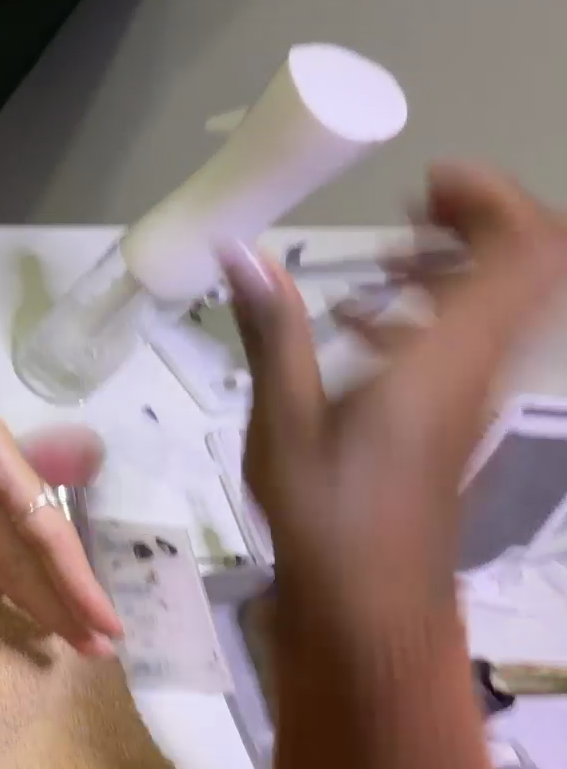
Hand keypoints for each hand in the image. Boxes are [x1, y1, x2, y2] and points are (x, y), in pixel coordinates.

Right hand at [223, 162, 566, 645]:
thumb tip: (241, 256)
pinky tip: (362, 331)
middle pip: (527, 268)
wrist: (370, 587)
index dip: (490, 201)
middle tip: (409, 213)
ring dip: (456, 269)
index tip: (426, 181)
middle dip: (478, 225)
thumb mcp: (281, 417)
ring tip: (382, 265)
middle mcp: (476, 365)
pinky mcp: (452, 415)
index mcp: (441, 356)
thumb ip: (272, 332)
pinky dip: (431, 314)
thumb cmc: (322, 504)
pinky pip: (469, 341)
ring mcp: (471, 392)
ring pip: (503, 304)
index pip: (520, 251)